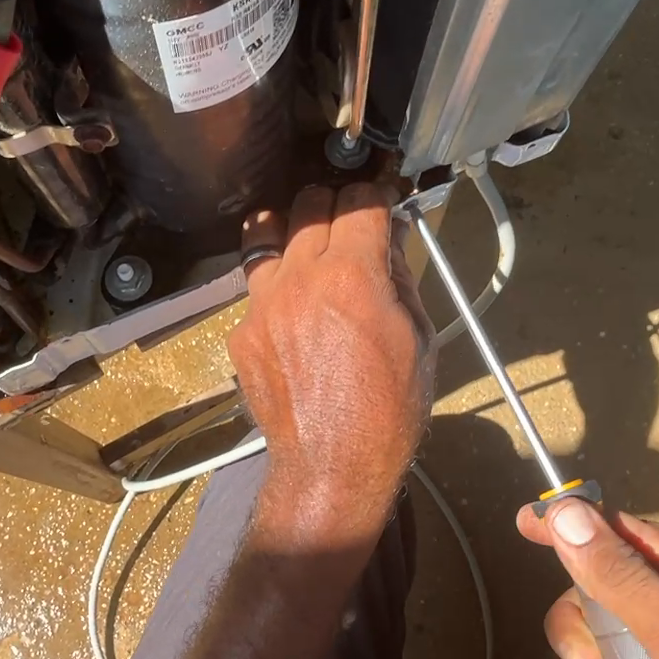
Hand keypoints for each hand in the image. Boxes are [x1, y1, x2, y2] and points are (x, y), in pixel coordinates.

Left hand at [229, 183, 433, 534]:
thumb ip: (400, 277)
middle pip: (309, 204)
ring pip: (264, 233)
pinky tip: (290, 310)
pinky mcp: (240, 331)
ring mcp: (261, 303)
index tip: (384, 201)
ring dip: (289, 229)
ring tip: (304, 244)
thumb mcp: (418, 339)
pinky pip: (255, 290)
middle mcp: (299, 277)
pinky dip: (275, 287)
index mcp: (351, 275)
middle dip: (335, 205)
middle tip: (349, 226)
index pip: (361, 200)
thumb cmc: (390, 409)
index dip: (378, 193)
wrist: (331, 465)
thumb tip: (391, 238)